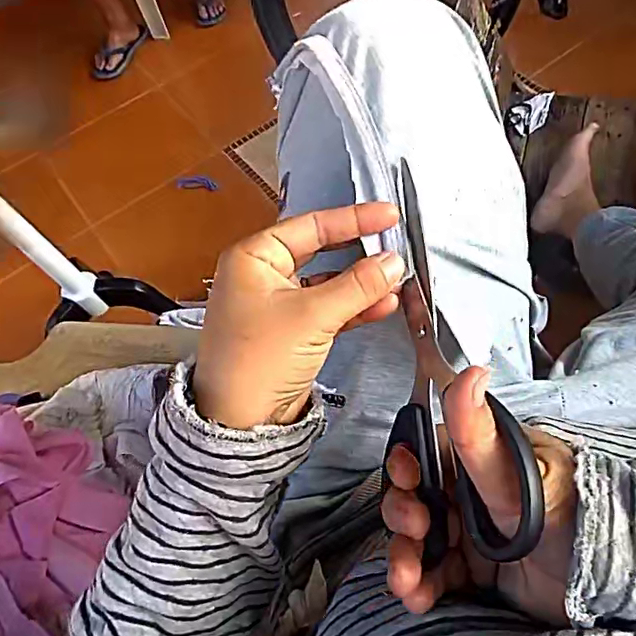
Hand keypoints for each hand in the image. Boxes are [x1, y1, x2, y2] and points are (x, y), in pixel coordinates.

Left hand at [193, 203, 403, 428]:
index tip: (385, 216)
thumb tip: (390, 262)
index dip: (352, 219)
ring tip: (394, 280)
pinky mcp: (295, 331)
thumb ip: (357, 286)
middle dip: (360, 252)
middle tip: (392, 244)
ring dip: (362, 284)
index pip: (311, 226)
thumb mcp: (312, 316)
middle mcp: (264, 277)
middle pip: (322, 252)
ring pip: (331, 283)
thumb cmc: (251, 364)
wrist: (241, 419)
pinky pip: (332, 309)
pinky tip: (381, 304)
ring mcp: (281, 305)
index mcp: (253, 258)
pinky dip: (356, 307)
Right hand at [384, 366, 578, 625]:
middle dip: (403, 514)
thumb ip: (482, 435)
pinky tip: (418, 595)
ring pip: (418, 539)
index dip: (407, 463)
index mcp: (485, 460)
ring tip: (407, 580)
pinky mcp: (474, 572)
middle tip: (415, 529)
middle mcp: (475, 492)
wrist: (605, 585)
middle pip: (416, 495)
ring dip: (403, 557)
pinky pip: (433, 574)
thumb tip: (469, 373)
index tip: (404, 477)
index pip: (430, 452)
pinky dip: (419, 585)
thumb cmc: (571, 518)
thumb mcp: (519, 479)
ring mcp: (473, 533)